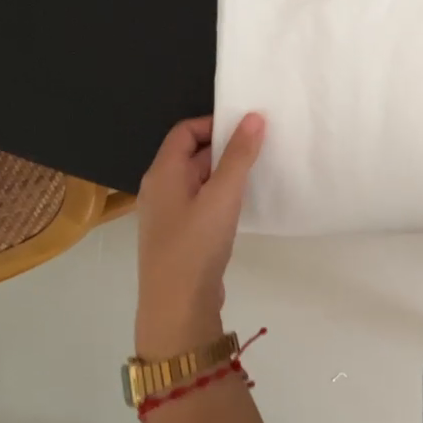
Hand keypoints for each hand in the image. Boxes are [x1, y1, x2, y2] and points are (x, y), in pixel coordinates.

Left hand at [135, 114, 264, 357]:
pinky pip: (201, 199)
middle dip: (226, 146)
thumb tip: (253, 117)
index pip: (185, 130)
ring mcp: (169, 212)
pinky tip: (244, 201)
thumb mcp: (223, 195)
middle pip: (192, 152)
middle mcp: (160, 187)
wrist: (177, 306)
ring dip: (227, 170)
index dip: (216, 123)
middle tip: (262, 144)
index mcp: (163, 173)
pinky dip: (222, 192)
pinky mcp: (180, 232)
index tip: (249, 127)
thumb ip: (240, 155)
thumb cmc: (195, 244)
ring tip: (259, 169)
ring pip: (199, 177)